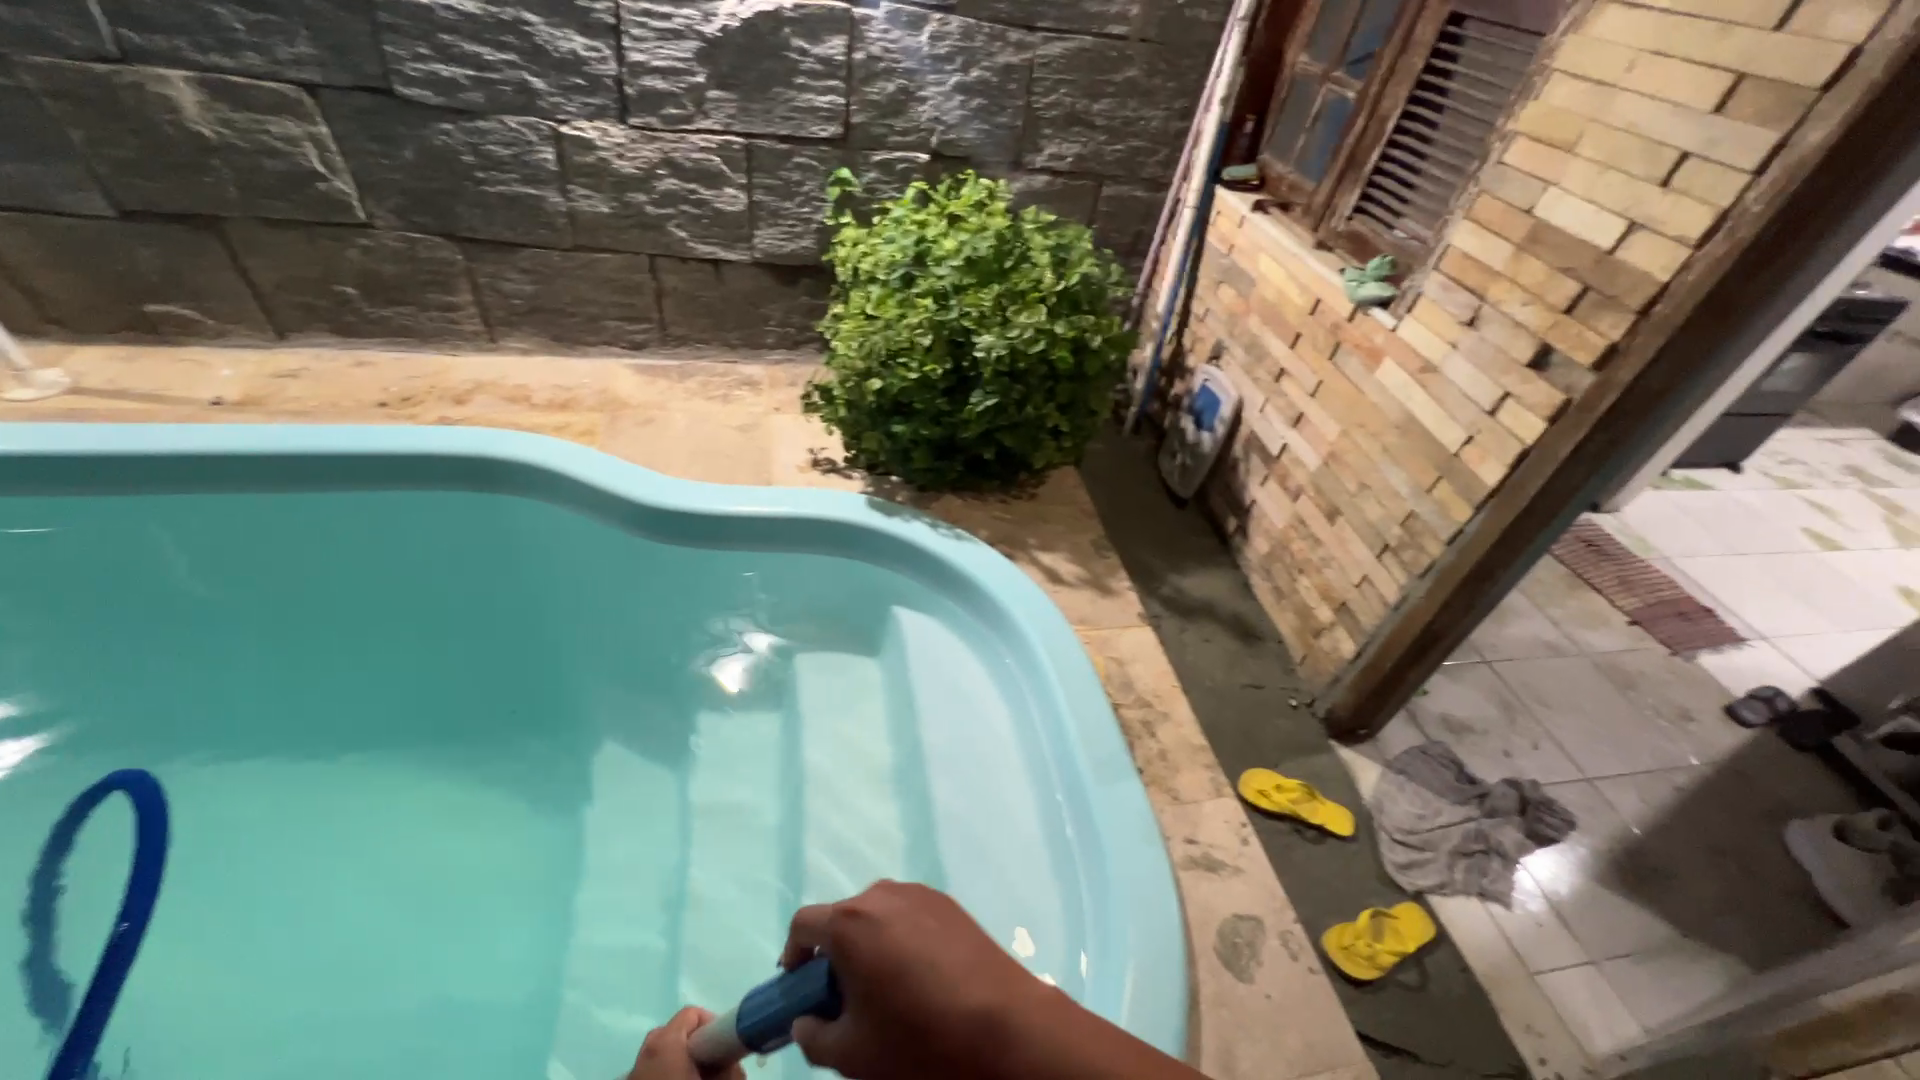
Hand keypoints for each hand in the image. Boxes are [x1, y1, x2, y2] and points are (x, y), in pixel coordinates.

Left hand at [628, 1006, 744, 1079]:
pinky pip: (651, 1073)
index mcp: (666, 1044)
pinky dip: (666, 1075)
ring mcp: (632, 1074)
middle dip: (698, 1047)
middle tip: (715, 1068)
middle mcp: (645, 1053)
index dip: (712, 1025)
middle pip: (674, 1034)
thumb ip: (731, 1071)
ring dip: (682, 1063)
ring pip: (661, 1055)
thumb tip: (734, 1066)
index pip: (692, 1014)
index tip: (725, 1047)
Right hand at [778, 880, 1060, 1079]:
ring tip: (886, 990)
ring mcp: (920, 894)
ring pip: (877, 916)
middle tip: (844, 999)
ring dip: (869, 945)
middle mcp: (882, 895)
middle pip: (842, 918)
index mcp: (850, 922)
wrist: (1003, 1025)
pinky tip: (919, 977)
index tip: (800, 989)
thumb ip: (813, 1035)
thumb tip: (806, 1020)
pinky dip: (901, 939)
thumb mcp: (851, 1053)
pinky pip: (909, 916)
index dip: (793, 957)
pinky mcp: (950, 904)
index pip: (803, 926)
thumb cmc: (918, 1038)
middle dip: (834, 955)